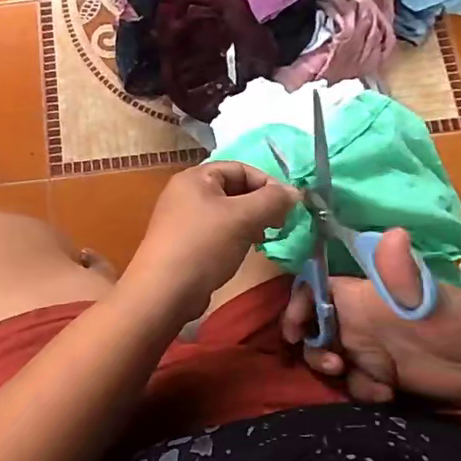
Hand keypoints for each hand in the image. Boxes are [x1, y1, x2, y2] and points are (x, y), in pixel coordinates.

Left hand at [123, 163, 299, 324]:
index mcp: (196, 177)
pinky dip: (238, 236)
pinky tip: (248, 250)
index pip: (241, 168)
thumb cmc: (204, 246)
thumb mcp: (243, 217)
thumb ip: (272, 200)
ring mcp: (185, 220)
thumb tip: (296, 192)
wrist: (164, 292)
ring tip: (268, 237)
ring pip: (229, 212)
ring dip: (252, 221)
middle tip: (281, 223)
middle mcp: (187, 193)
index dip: (268, 183)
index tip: (289, 205)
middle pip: (235, 189)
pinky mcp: (187, 244)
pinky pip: (219, 232)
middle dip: (262, 204)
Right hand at [282, 228, 460, 403]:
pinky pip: (356, 385)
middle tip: (333, 365)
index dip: (298, 305)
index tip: (294, 329)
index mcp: (363, 295)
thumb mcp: (430, 299)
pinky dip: (364, 392)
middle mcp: (361, 320)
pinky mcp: (383, 377)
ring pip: (332, 361)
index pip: (316, 290)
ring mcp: (371, 350)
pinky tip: (389, 393)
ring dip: (339, 375)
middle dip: (314, 349)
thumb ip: (403, 274)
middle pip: (316, 330)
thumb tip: (391, 233)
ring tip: (371, 385)